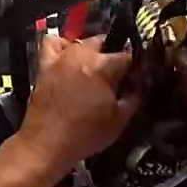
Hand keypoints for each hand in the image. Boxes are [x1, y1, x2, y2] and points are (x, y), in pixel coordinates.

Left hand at [11, 35, 141, 178]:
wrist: (47, 144)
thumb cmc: (86, 134)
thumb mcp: (120, 120)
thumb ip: (135, 97)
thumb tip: (141, 84)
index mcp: (103, 66)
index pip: (128, 56)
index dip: (136, 67)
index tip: (138, 78)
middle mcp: (82, 55)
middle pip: (105, 44)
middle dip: (114, 57)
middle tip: (118, 78)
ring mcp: (61, 58)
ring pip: (81, 42)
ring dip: (92, 51)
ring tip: (96, 69)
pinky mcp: (45, 66)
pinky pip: (52, 44)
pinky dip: (62, 46)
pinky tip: (68, 57)